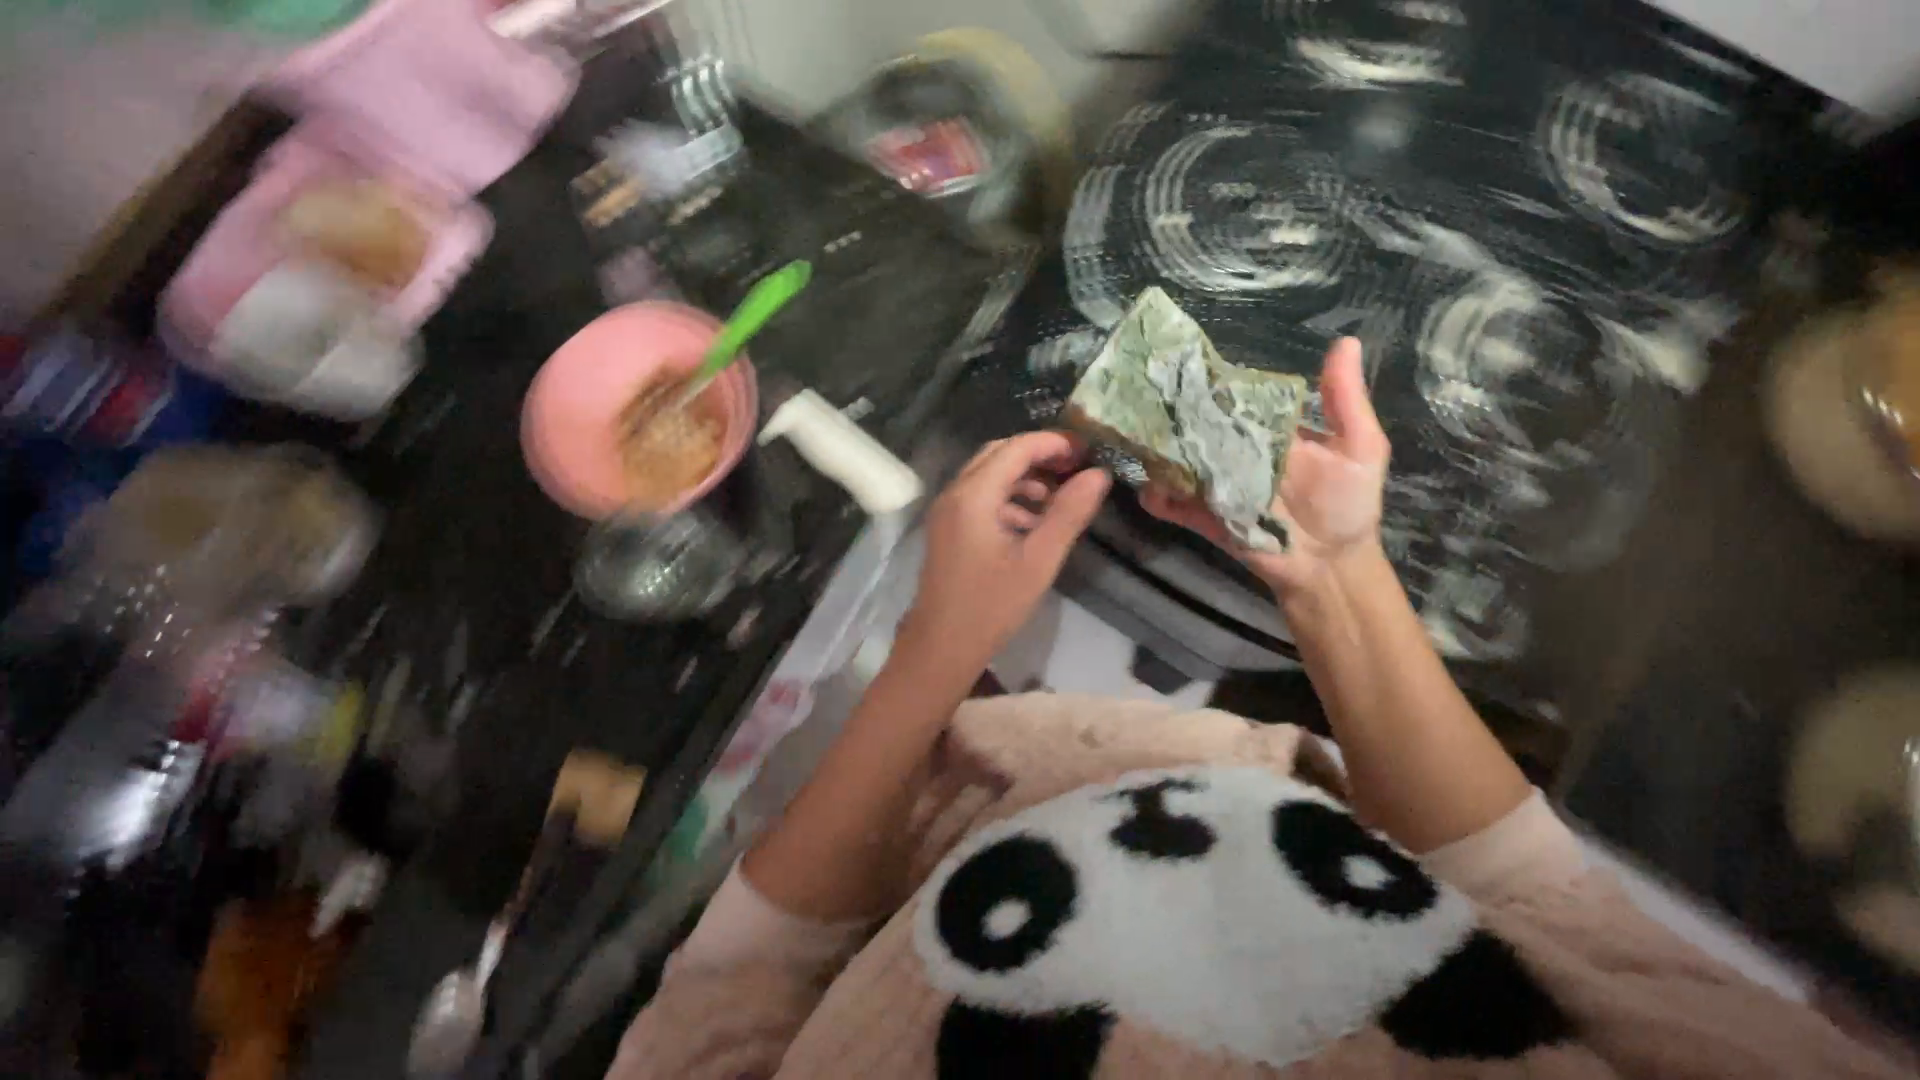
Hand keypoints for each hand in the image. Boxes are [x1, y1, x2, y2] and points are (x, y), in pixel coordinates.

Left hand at [900, 432, 1111, 675]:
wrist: (941, 646)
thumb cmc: (991, 606)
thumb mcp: (1039, 560)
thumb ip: (1068, 513)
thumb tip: (1098, 475)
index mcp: (973, 496)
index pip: (1016, 448)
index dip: (1053, 443)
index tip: (1087, 452)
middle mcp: (954, 494)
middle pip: (998, 454)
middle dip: (1038, 456)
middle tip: (1075, 469)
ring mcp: (947, 511)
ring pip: (988, 476)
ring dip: (1023, 478)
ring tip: (1059, 499)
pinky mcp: (947, 529)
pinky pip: (979, 498)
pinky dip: (1008, 499)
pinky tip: (1032, 524)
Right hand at [1141, 337, 1388, 593]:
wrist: (1331, 565)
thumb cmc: (1349, 504)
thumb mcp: (1359, 447)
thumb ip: (1346, 400)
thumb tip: (1346, 341)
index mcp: (1265, 430)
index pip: (1229, 399)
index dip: (1206, 383)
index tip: (1180, 364)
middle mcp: (1233, 451)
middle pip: (1193, 427)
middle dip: (1168, 416)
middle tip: (1143, 401)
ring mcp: (1214, 484)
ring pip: (1174, 461)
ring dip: (1156, 453)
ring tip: (1142, 444)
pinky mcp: (1202, 516)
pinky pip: (1170, 503)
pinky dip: (1156, 496)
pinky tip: (1155, 490)